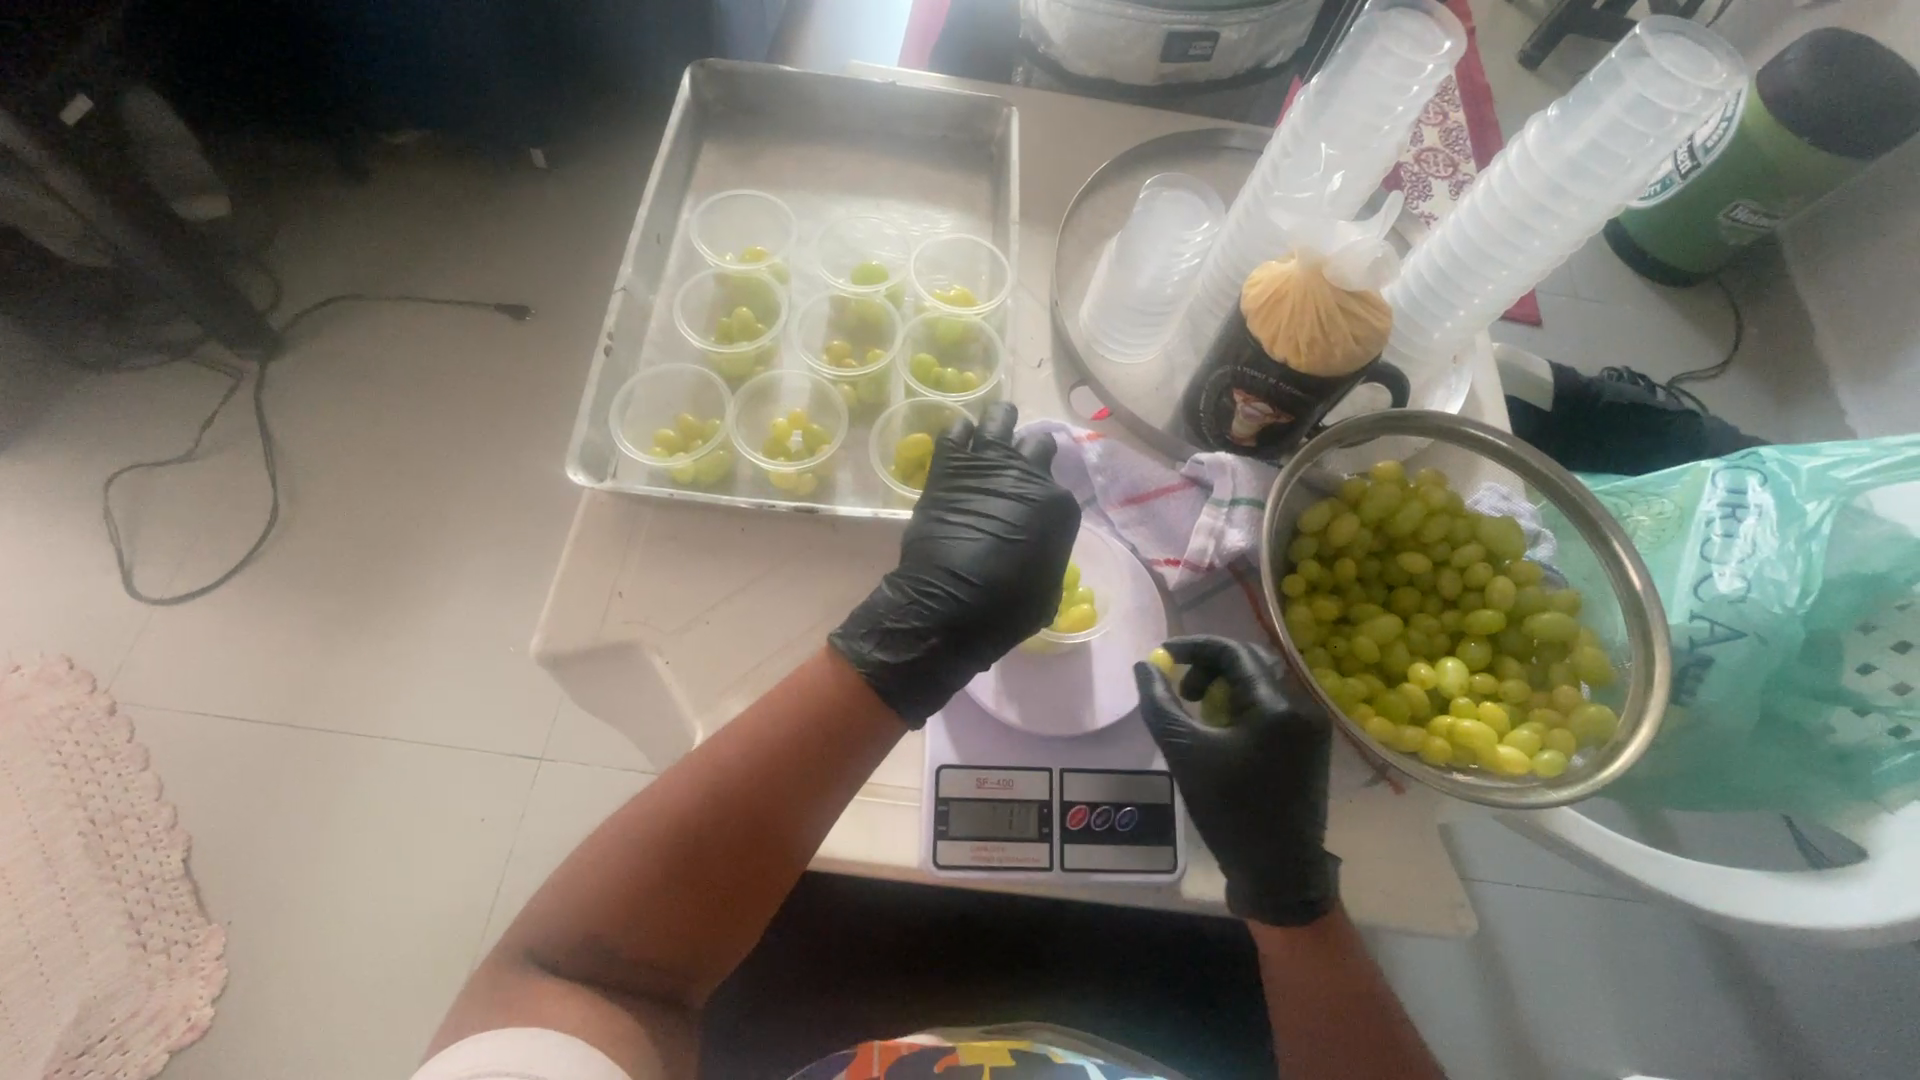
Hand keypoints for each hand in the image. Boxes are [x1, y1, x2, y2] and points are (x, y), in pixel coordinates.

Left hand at [831, 403, 1079, 726]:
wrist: (952, 604)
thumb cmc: (1007, 608)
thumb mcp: (1047, 588)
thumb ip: (1048, 555)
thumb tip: (1038, 550)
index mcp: (1058, 506)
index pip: (1058, 483)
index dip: (1043, 488)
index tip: (1033, 496)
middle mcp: (1030, 477)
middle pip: (1035, 443)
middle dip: (1028, 449)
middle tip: (1015, 459)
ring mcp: (988, 466)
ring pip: (999, 420)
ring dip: (999, 420)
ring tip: (995, 423)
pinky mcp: (950, 468)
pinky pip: (955, 432)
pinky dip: (959, 430)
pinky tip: (960, 434)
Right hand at [1133, 636, 1338, 925]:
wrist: (1279, 872)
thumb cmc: (1229, 813)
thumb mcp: (1185, 754)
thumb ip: (1160, 704)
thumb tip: (1144, 667)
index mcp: (1276, 707)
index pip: (1233, 652)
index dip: (1193, 648)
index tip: (1162, 656)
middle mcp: (1302, 707)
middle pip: (1252, 662)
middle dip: (1210, 666)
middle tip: (1181, 687)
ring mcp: (1311, 727)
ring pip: (1263, 683)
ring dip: (1226, 685)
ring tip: (1198, 712)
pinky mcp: (1310, 745)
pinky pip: (1274, 706)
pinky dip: (1243, 706)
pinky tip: (1222, 731)